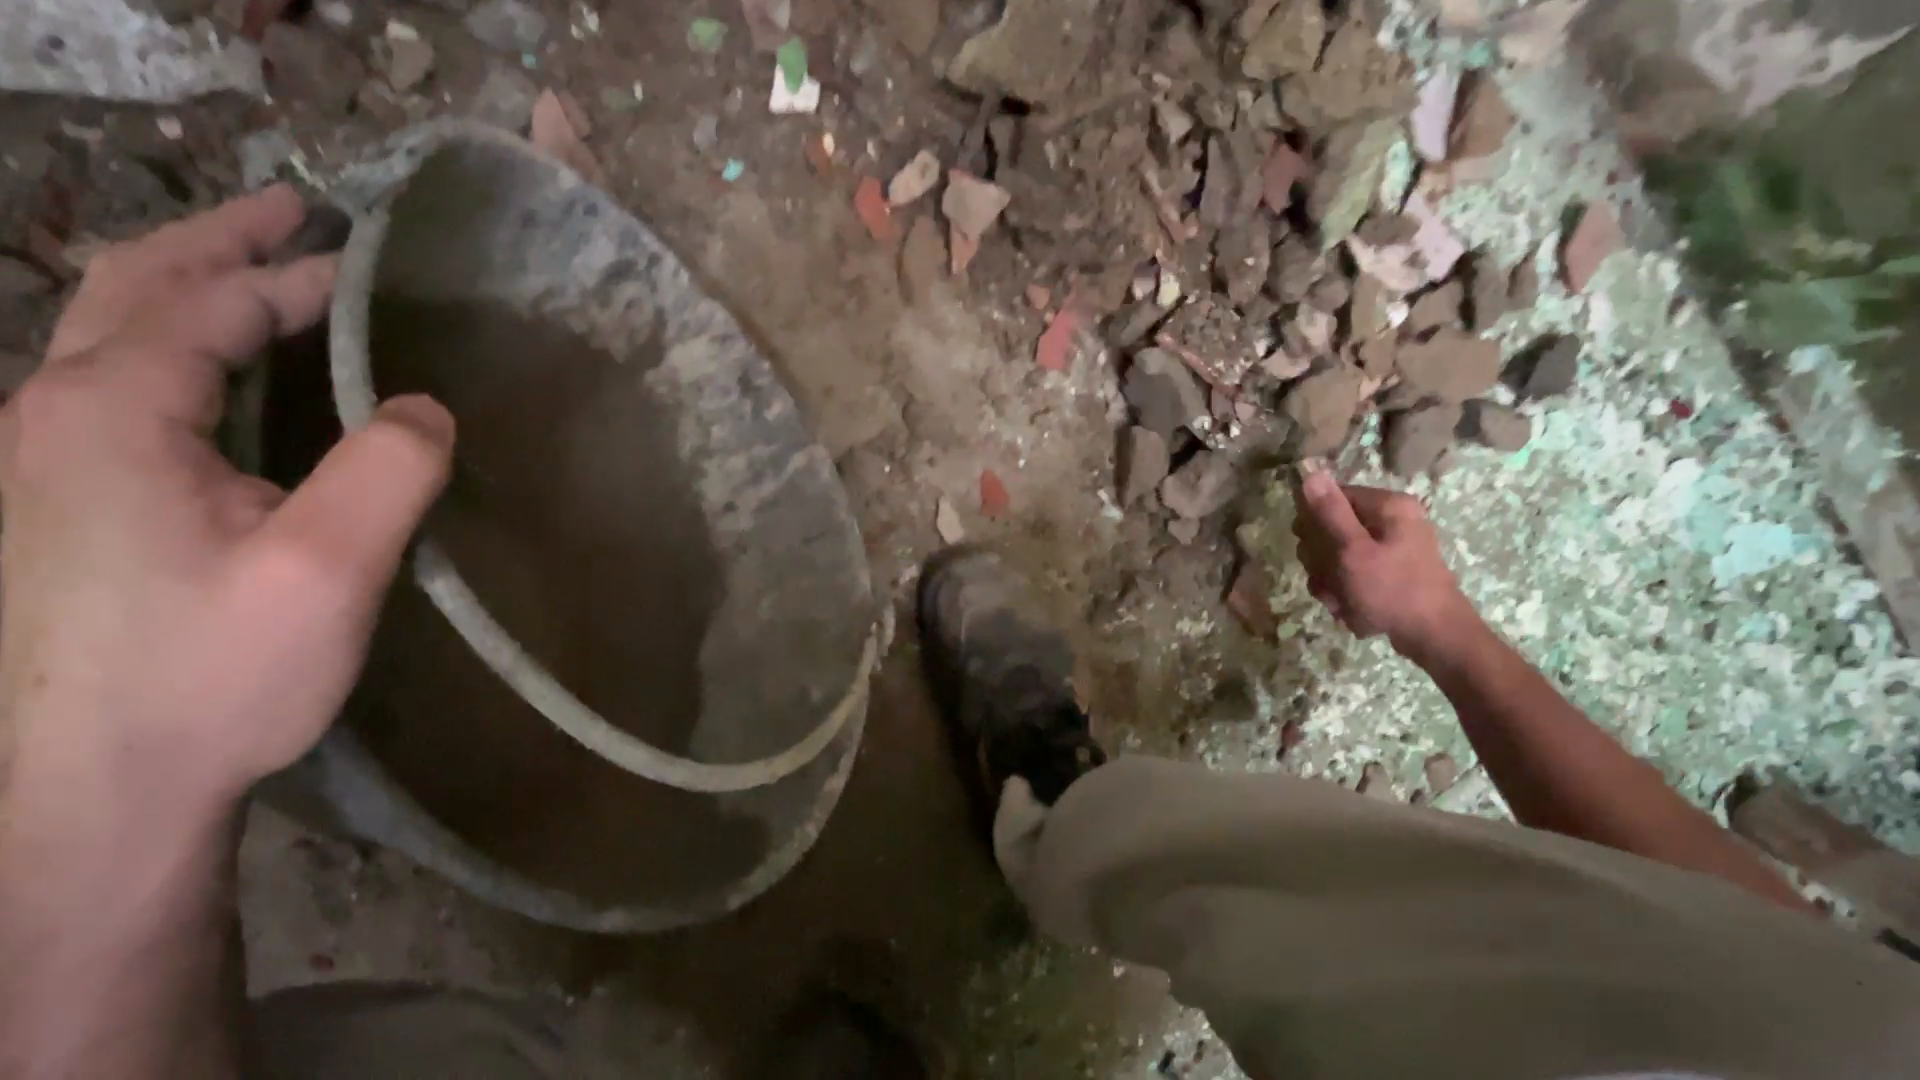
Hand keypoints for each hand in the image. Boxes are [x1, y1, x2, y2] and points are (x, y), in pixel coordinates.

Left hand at [0, 186, 454, 821]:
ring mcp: (35, 465)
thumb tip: (425, 408)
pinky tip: (207, 369)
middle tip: (292, 208)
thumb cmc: (208, 678)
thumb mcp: (327, 570)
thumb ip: (387, 469)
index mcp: (110, 412)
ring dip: (183, 286)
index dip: (296, 276)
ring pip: (102, 333)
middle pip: (129, 287)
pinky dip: (166, 344)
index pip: (210, 304)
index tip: (369, 263)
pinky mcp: (50, 510)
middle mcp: (49, 416)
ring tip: (251, 269)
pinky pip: (106, 388)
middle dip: (217, 240)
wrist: (86, 796)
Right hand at [1292, 471, 1479, 661]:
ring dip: (1331, 581)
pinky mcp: (1392, 571)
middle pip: (1332, 528)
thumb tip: (1310, 473)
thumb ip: (1329, 513)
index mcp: (1388, 506)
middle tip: (1329, 581)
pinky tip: (1350, 609)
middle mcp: (1392, 520)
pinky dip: (1347, 592)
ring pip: (1339, 555)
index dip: (1314, 524)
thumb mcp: (1352, 551)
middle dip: (1322, 561)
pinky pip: (1355, 574)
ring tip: (1341, 601)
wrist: (1435, 636)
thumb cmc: (1393, 590)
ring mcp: (1393, 547)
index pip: (1332, 497)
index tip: (1313, 551)